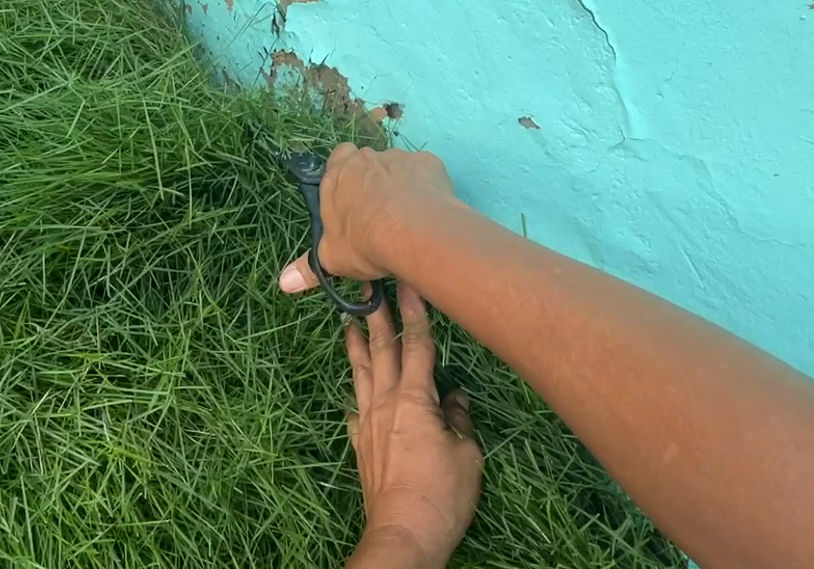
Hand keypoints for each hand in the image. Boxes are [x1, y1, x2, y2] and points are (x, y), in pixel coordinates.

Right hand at [279, 145, 461, 290]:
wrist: (414, 232)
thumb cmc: (364, 243)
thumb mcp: (332, 259)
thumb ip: (307, 268)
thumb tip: (284, 283)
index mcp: (336, 175)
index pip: (336, 159)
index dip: (343, 174)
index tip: (349, 195)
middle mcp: (364, 159)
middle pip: (365, 160)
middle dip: (370, 178)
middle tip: (376, 207)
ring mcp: (397, 158)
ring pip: (396, 165)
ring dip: (399, 182)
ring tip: (406, 212)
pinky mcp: (427, 162)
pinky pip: (424, 171)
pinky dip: (425, 184)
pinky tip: (428, 206)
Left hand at [342, 286, 482, 568]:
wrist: (402, 531)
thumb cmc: (442, 494)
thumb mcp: (467, 456)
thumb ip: (458, 420)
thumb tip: (454, 398)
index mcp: (414, 398)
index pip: (416, 344)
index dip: (413, 311)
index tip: (406, 282)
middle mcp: (385, 400)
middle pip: (381, 349)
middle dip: (376, 315)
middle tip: (366, 287)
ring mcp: (367, 419)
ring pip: (360, 371)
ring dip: (355, 344)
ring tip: (346, 320)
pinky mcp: (359, 441)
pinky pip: (356, 408)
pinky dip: (357, 395)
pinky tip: (355, 393)